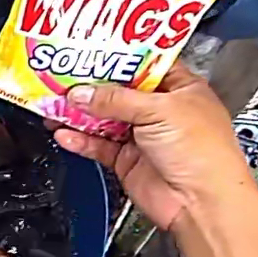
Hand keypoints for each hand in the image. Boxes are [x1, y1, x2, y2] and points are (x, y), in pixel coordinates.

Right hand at [50, 70, 252, 230]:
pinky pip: (97, 145)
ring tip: (54, 106)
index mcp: (178, 89)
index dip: (115, 59)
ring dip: (78, 114)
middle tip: (61, 79)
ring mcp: (141, 136)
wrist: (201, 203)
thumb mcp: (159, 110)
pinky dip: (79, 140)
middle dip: (88, 88)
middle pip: (115, 93)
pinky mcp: (126, 160)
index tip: (87, 53)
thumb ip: (115, 99)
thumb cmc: (203, 153)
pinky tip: (64, 133)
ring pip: (101, 119)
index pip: (142, 65)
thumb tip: (81, 93)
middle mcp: (159, 110)